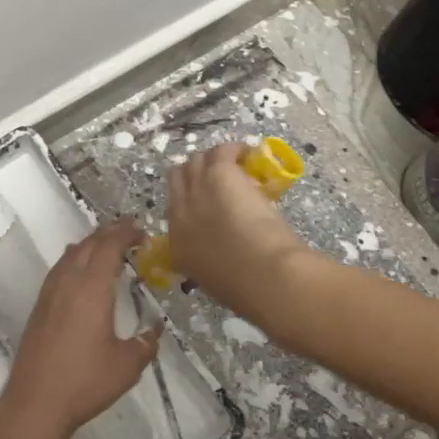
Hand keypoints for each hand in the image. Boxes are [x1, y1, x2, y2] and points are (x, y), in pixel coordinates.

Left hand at [0, 220, 159, 438]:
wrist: (36, 398)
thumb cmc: (84, 379)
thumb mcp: (126, 366)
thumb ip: (145, 343)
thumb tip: (156, 328)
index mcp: (92, 287)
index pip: (109, 246)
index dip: (125, 232)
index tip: (141, 229)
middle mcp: (70, 279)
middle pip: (90, 243)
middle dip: (110, 233)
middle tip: (130, 231)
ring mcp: (51, 289)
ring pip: (73, 252)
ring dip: (92, 243)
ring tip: (109, 245)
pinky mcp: (41, 302)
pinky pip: (61, 266)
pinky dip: (77, 257)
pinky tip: (81, 268)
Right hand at [167, 143, 311, 320]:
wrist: (265, 276)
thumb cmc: (247, 288)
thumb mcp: (216, 280)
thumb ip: (209, 263)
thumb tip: (219, 257)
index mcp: (178, 242)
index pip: (173, 210)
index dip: (189, 201)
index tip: (207, 202)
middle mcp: (180, 209)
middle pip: (178, 177)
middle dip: (194, 175)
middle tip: (216, 178)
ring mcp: (198, 188)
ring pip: (197, 160)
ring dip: (213, 160)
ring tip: (234, 164)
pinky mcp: (219, 172)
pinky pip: (222, 150)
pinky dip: (234, 149)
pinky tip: (248, 152)